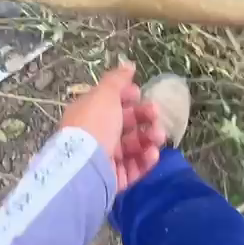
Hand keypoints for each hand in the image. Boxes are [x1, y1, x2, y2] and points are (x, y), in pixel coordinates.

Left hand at [59, 61, 165, 189]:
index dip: (128, 96)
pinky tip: (153, 154)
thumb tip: (128, 64)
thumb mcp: (105, 93)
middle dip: (144, 117)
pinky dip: (145, 160)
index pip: (111, 102)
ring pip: (132, 146)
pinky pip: (133, 168)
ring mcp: (104, 158)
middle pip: (125, 123)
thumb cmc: (95, 123)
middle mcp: (96, 134)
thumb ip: (118, 79)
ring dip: (149, 138)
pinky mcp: (113, 179)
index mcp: (90, 112)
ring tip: (159, 137)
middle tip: (156, 116)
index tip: (140, 94)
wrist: (85, 167)